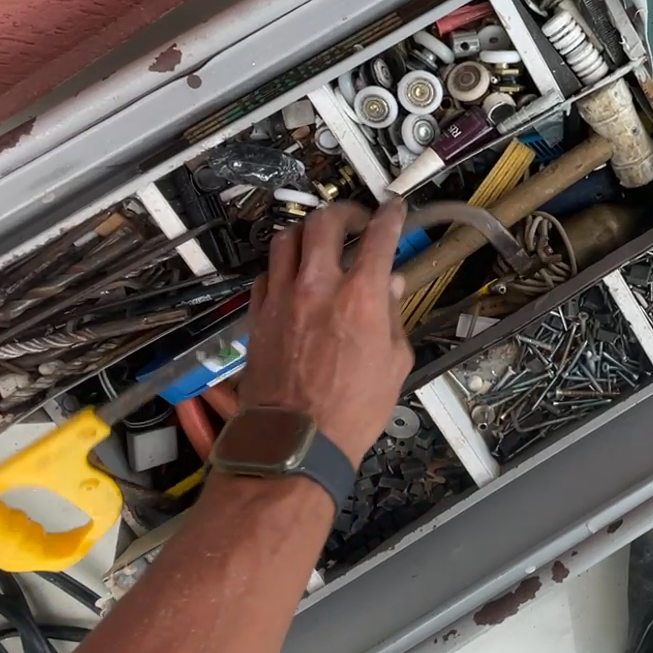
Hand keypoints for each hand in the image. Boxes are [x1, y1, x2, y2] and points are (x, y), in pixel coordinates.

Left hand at [238, 200, 411, 459]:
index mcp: (360, 297)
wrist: (294, 442)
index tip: (394, 210)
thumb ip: (392, 316)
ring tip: (320, 240)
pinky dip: (282, 266)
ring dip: (307, 232)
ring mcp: (282, 299)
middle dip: (344, 212)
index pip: (378, 237)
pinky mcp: (257, 316)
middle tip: (356, 220)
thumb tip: (390, 287)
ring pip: (286, 239)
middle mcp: (318, 287)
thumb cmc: (351, 409)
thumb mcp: (393, 362)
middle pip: (324, 223)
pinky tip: (293, 277)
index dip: (390, 216)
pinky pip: (266, 274)